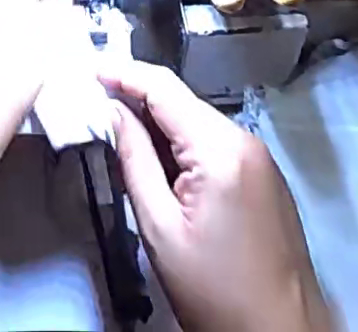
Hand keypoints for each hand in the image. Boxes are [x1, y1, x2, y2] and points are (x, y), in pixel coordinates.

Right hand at [100, 60, 331, 331]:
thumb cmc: (213, 291)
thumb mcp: (160, 230)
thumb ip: (135, 161)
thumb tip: (116, 113)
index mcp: (219, 146)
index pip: (166, 89)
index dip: (127, 74)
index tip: (94, 67)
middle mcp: (243, 137)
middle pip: (183, 103)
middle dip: (141, 99)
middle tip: (100, 101)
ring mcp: (257, 153)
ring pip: (198, 121)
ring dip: (161, 124)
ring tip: (122, 131)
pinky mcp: (263, 170)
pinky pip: (215, 141)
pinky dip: (185, 142)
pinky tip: (162, 160)